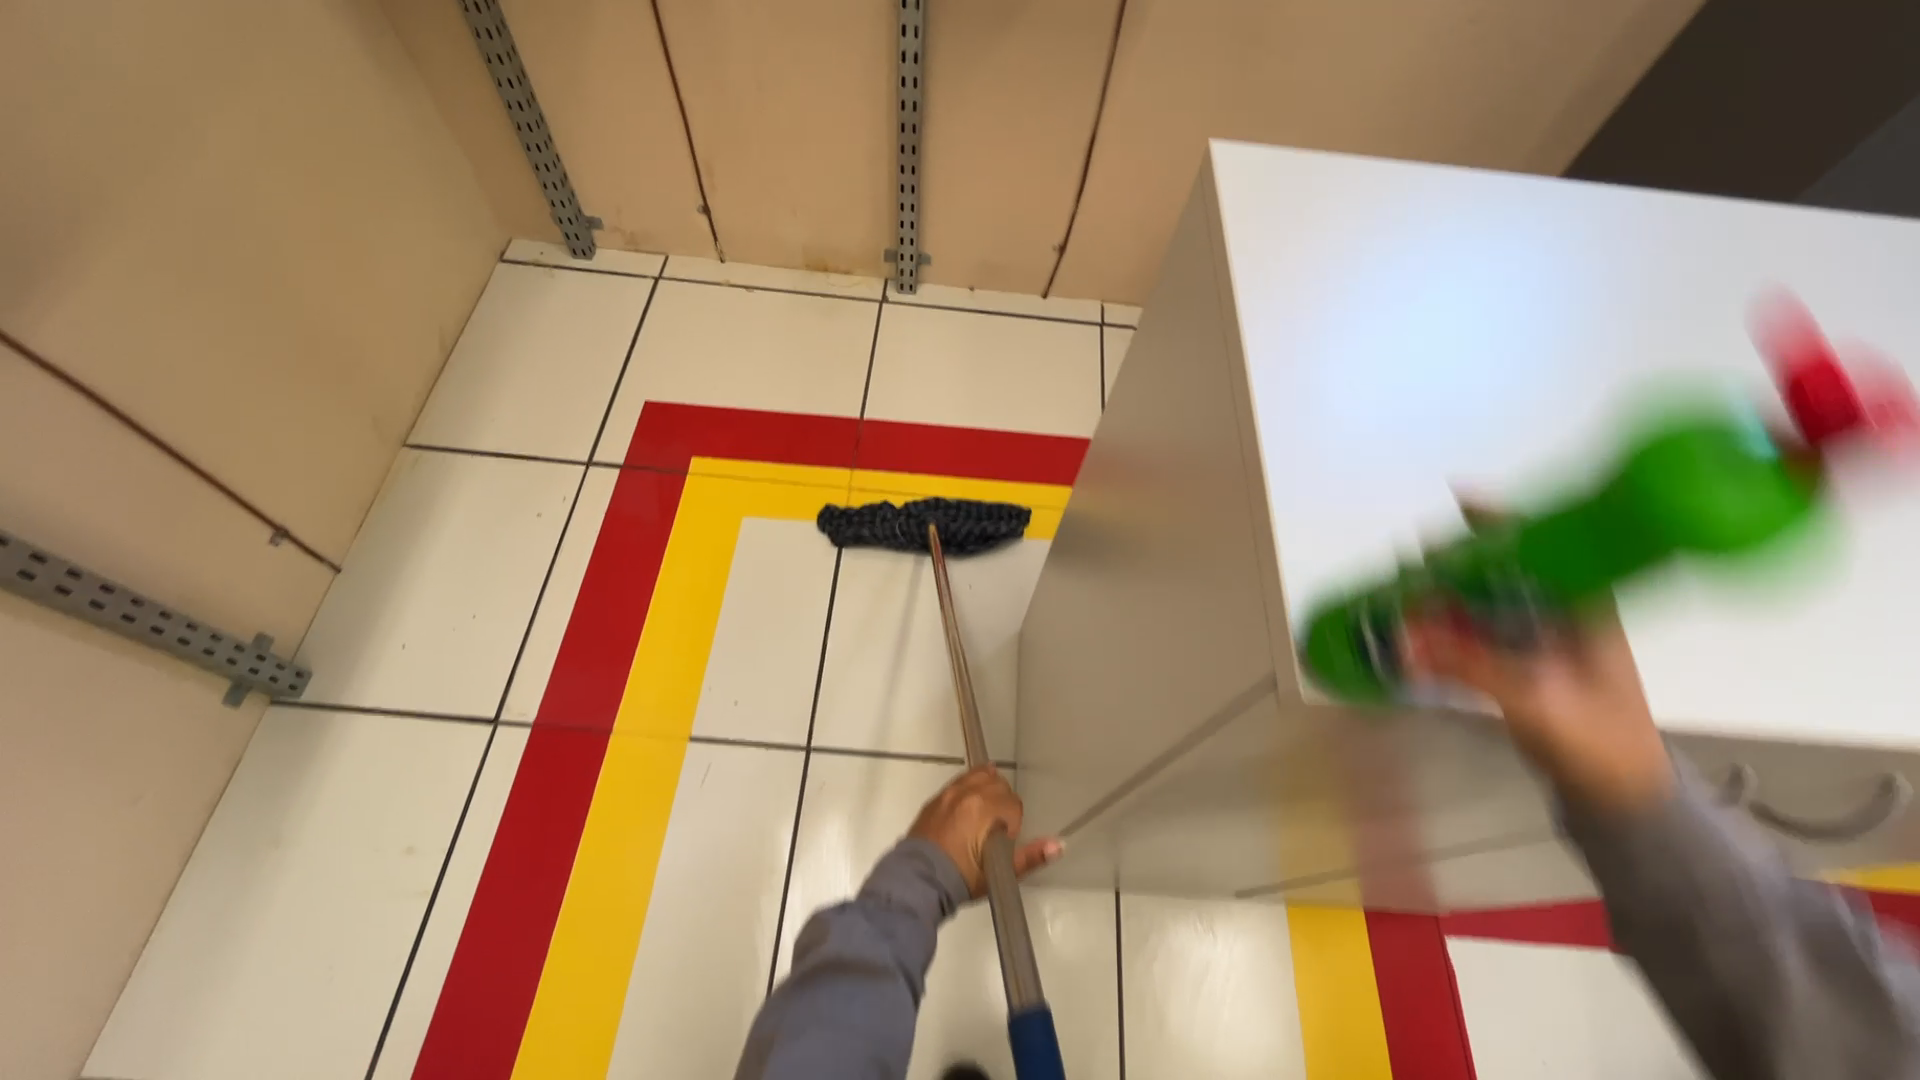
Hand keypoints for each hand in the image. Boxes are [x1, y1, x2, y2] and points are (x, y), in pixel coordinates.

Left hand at [909, 767, 1062, 896]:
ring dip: (988, 788)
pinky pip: (960, 781)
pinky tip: (970, 798)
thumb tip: (1059, 845)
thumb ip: (1030, 856)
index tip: (1005, 841)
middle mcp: (968, 794)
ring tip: (988, 810)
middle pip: (998, 785)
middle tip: (998, 829)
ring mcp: (950, 794)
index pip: (1013, 804)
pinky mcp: (936, 799)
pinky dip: (970, 785)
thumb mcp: (1000, 872)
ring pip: (979, 776)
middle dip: (1003, 803)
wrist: (918, 881)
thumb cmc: (962, 878)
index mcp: (986, 808)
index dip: (1014, 823)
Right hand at [1405, 502, 1674, 815]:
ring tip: (1400, 592)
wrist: (1623, 796)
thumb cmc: (1598, 741)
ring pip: (1485, 599)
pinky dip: (1444, 629)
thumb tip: (1402, 643)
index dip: (1502, 518)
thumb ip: (1468, 667)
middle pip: (1504, 567)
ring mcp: (1543, 638)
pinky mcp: (1524, 663)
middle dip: (1455, 559)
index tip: (1457, 499)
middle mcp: (1563, 612)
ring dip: (1442, 595)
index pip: (1547, 541)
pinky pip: (1476, 632)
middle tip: (1411, 560)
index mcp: (1587, 606)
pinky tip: (1415, 633)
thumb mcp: (1536, 700)